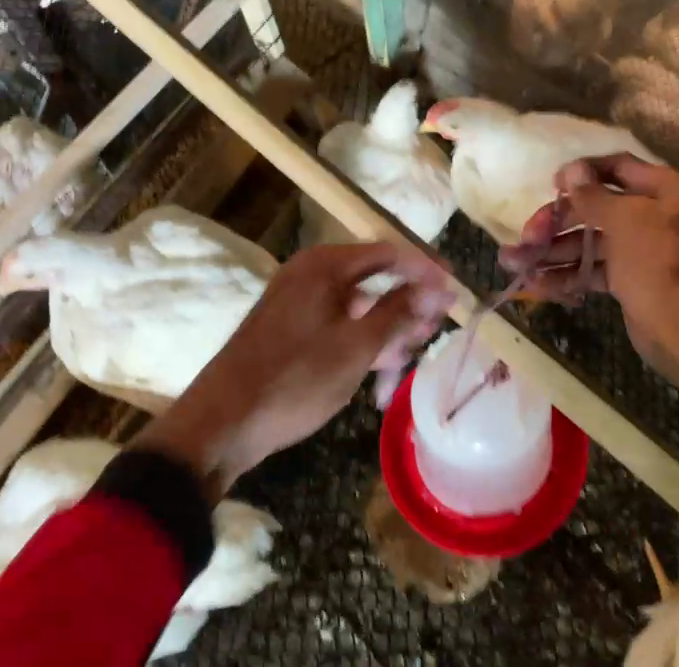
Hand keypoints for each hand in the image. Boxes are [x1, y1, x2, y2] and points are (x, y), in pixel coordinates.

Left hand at [135, 243, 454, 493]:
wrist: (220, 426)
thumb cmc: (294, 381)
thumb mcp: (357, 347)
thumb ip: (400, 311)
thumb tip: (440, 285)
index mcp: (325, 266)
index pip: (392, 253)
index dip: (428, 271)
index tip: (458, 294)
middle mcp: (311, 274)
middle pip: (377, 282)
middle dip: (406, 313)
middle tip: (428, 341)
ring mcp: (298, 303)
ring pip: (360, 310)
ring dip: (385, 338)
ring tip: (398, 373)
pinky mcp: (291, 331)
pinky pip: (339, 328)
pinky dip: (360, 349)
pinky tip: (374, 383)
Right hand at [498, 154, 678, 439]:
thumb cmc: (656, 260)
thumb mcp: (623, 219)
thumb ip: (592, 195)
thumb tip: (571, 171)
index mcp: (657, 189)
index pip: (615, 167)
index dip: (582, 173)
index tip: (553, 185)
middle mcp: (648, 215)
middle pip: (592, 208)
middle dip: (555, 222)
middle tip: (527, 236)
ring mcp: (637, 250)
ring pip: (586, 243)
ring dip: (550, 251)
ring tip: (514, 263)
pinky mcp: (627, 281)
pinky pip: (590, 271)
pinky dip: (565, 276)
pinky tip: (536, 284)